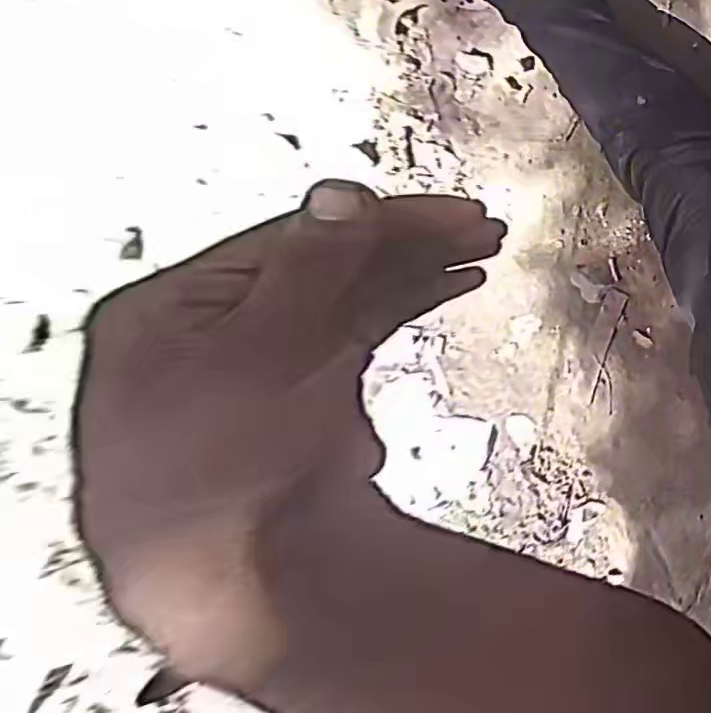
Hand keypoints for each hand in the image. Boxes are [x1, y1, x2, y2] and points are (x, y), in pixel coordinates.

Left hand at [75, 180, 505, 689]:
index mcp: (183, 301)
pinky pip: (372, 314)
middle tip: (487, 227)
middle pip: (339, 255)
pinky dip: (418, 294)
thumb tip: (342, 192)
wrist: (244, 557)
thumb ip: (308, 267)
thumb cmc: (228, 460)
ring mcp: (272, 343)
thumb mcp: (264, 352)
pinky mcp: (314, 370)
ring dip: (427, 262)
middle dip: (418, 238)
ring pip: (363, 282)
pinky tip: (461, 281)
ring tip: (488, 248)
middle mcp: (225, 314)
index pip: (305, 235)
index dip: (388, 219)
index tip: (461, 213)